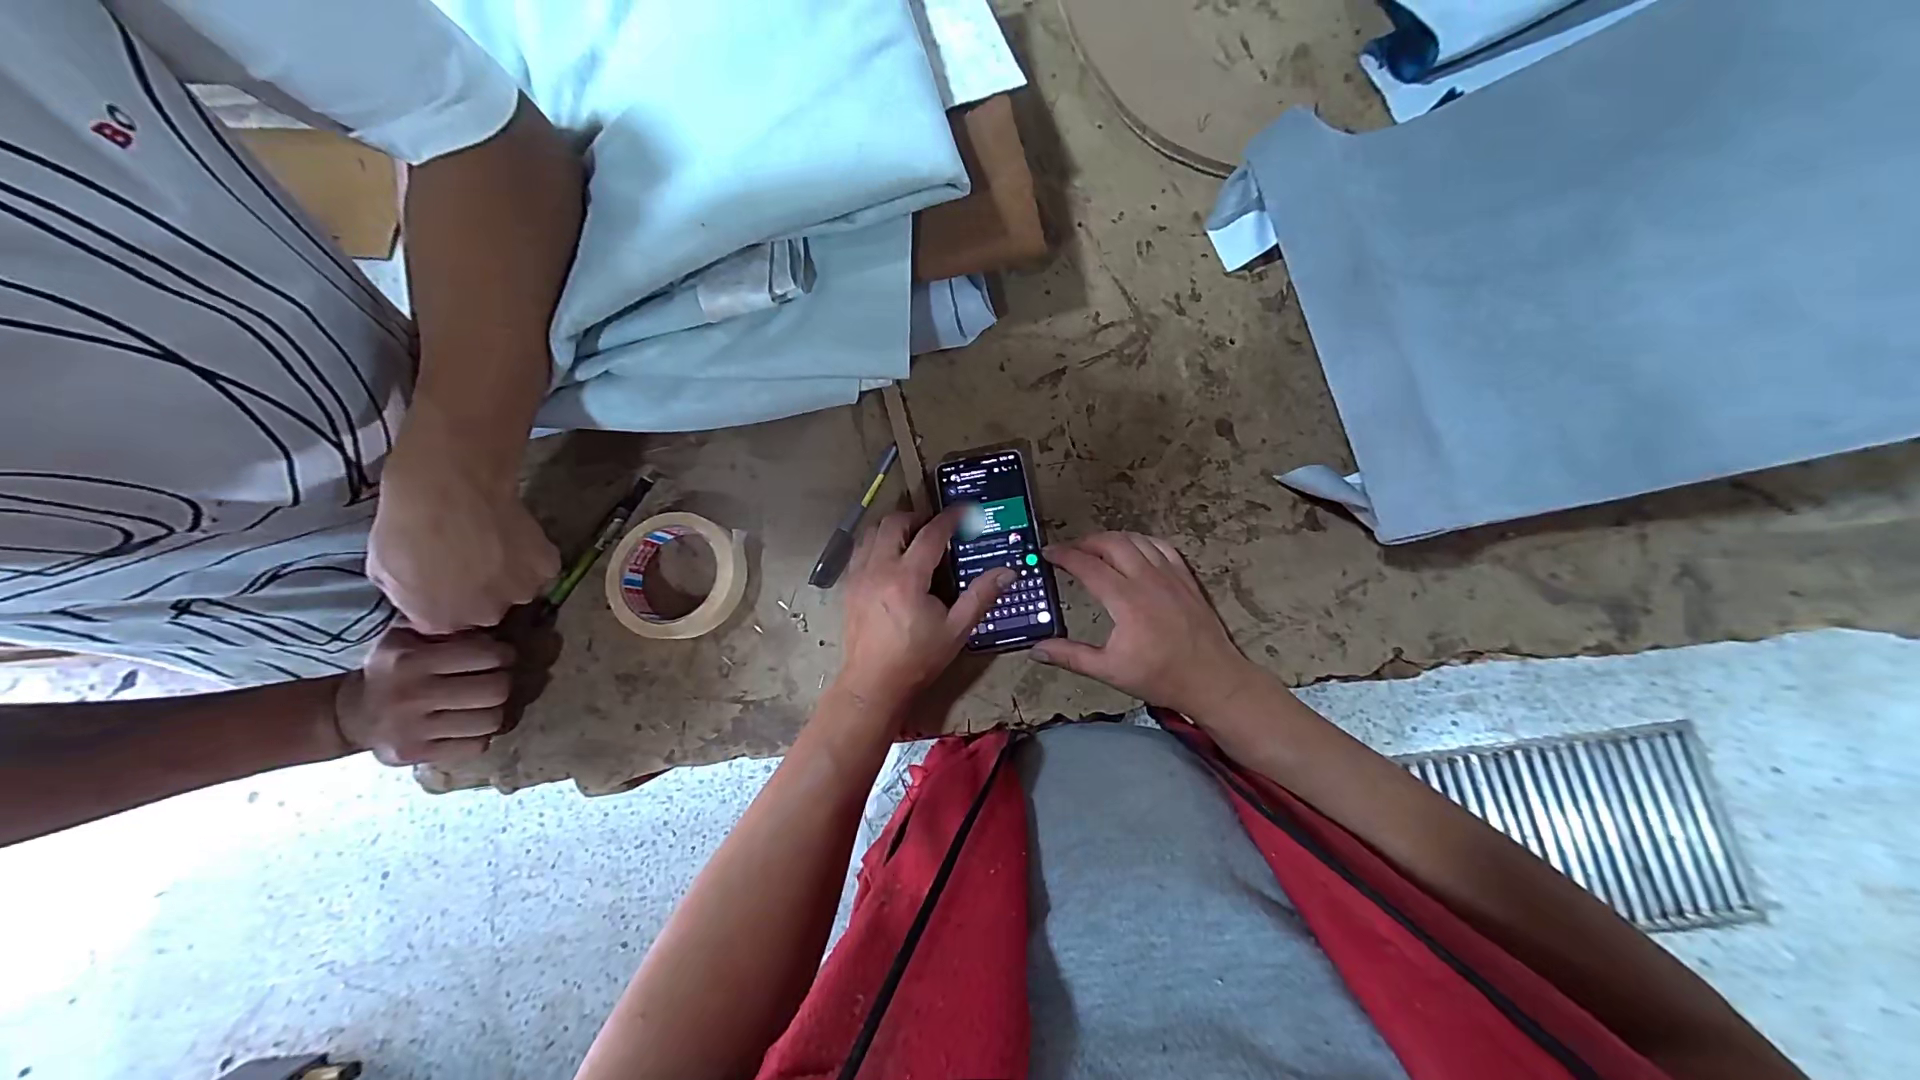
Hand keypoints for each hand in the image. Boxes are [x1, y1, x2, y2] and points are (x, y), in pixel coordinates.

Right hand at [333, 624, 515, 765]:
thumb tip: (496, 618)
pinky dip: (479, 736)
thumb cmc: (393, 668)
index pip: (489, 655)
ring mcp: (411, 730)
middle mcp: (410, 695)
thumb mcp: (408, 636)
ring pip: (491, 720)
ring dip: (494, 711)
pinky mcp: (416, 756)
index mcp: (410, 660)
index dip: (503, 654)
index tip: (499, 656)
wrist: (349, 715)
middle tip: (495, 680)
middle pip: (496, 689)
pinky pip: (476, 747)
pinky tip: (467, 725)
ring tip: (482, 704)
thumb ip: (448, 626)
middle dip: (503, 682)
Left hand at [368, 425, 559, 634]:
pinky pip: (540, 570)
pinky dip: (531, 560)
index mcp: (440, 623)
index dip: (440, 601)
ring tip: (495, 549)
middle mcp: (486, 616)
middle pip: (485, 611)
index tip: (438, 580)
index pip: (443, 623)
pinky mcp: (547, 568)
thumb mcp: (383, 569)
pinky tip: (516, 541)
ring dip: (509, 578)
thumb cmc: (405, 526)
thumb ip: (407, 595)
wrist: (451, 488)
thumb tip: (421, 597)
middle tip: (469, 562)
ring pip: (516, 591)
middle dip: (477, 593)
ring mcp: (521, 593)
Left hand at [833, 507, 1015, 715]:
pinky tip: (890, 557)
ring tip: (912, 537)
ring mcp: (859, 576)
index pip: (931, 534)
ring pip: (872, 532)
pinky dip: (876, 542)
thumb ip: (980, 596)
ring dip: (894, 527)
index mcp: (907, 578)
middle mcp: (879, 569)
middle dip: (917, 517)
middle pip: (895, 522)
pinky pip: (860, 550)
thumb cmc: (916, 659)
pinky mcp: (849, 586)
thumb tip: (1006, 573)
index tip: (962, 511)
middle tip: (935, 526)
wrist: (874, 683)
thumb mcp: (956, 630)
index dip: (949, 518)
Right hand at [1033, 532, 1266, 716]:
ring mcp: (1170, 576)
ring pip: (1136, 540)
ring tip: (1096, 547)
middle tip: (1069, 550)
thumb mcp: (1109, 670)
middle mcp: (1148, 580)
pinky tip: (1135, 549)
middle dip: (1085, 542)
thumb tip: (1037, 650)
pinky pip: (1162, 546)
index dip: (1063, 555)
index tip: (1049, 553)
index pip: (1087, 565)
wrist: (1212, 681)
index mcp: (1126, 600)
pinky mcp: (1186, 578)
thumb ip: (1070, 656)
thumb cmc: (1163, 677)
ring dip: (1111, 539)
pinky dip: (1142, 542)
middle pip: (1110, 543)